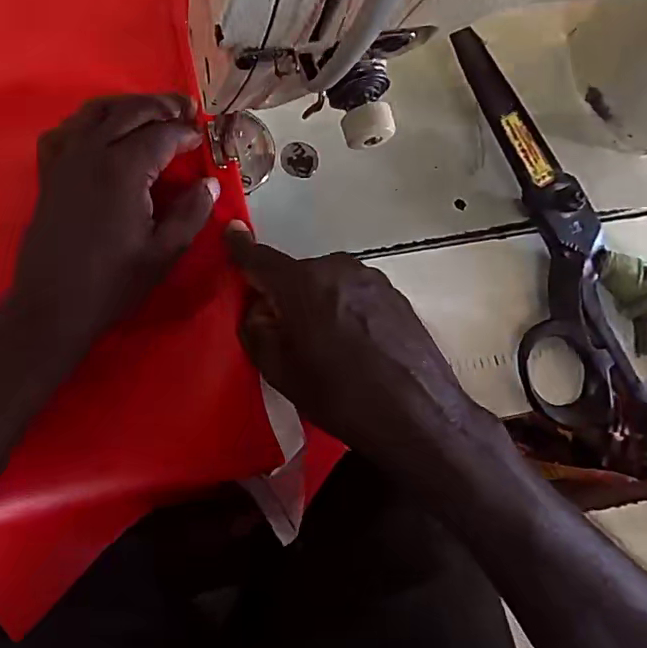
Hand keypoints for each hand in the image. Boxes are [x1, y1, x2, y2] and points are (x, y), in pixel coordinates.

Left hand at [8, 94, 219, 358]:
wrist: (53, 306)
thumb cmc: (111, 284)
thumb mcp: (162, 254)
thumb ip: (191, 213)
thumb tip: (210, 183)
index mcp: (123, 169)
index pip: (162, 134)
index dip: (186, 133)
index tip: (203, 138)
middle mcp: (91, 152)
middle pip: (129, 111)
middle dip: (161, 106)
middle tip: (186, 111)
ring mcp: (65, 160)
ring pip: (95, 111)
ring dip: (126, 106)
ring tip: (149, 114)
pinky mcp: (48, 174)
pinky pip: (65, 131)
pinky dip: (86, 121)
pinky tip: (99, 132)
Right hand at [224, 222, 501, 458]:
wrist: (417, 416)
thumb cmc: (338, 396)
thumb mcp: (279, 370)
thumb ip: (256, 329)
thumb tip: (259, 309)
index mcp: (302, 283)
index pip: (260, 258)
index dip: (240, 247)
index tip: (229, 232)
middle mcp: (337, 268)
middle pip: (296, 275)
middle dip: (283, 294)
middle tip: (280, 331)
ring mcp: (372, 279)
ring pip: (326, 284)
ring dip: (315, 303)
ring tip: (322, 345)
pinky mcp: (395, 295)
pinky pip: (353, 295)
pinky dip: (342, 309)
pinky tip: (351, 346)